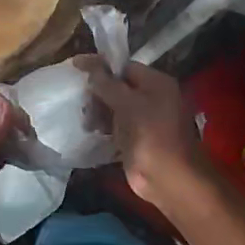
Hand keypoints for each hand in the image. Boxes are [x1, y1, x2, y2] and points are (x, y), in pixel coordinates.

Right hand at [81, 59, 211, 208]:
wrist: (168, 178)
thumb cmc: (151, 134)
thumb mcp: (128, 104)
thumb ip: (108, 85)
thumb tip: (90, 68)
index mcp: (156, 83)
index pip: (125, 67)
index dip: (101, 67)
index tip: (76, 66)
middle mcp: (152, 97)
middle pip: (118, 86)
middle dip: (98, 92)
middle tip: (84, 103)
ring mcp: (144, 119)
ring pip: (114, 106)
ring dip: (98, 111)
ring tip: (88, 122)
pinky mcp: (135, 138)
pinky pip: (115, 125)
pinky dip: (103, 126)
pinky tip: (91, 131)